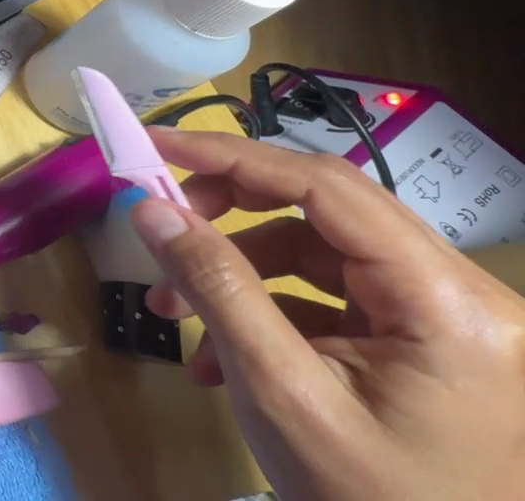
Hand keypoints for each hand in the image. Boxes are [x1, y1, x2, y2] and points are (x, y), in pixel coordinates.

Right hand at [130, 127, 524, 500]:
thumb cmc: (367, 494)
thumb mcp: (278, 390)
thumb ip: (215, 287)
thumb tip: (147, 205)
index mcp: (448, 302)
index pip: (325, 187)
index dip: (230, 156)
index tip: (150, 144)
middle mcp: (462, 293)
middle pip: (322, 206)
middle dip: (225, 209)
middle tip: (155, 218)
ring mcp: (444, 316)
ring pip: (313, 247)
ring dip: (232, 266)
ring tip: (169, 309)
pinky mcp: (419, 337)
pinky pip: (323, 290)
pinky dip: (260, 305)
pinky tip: (215, 352)